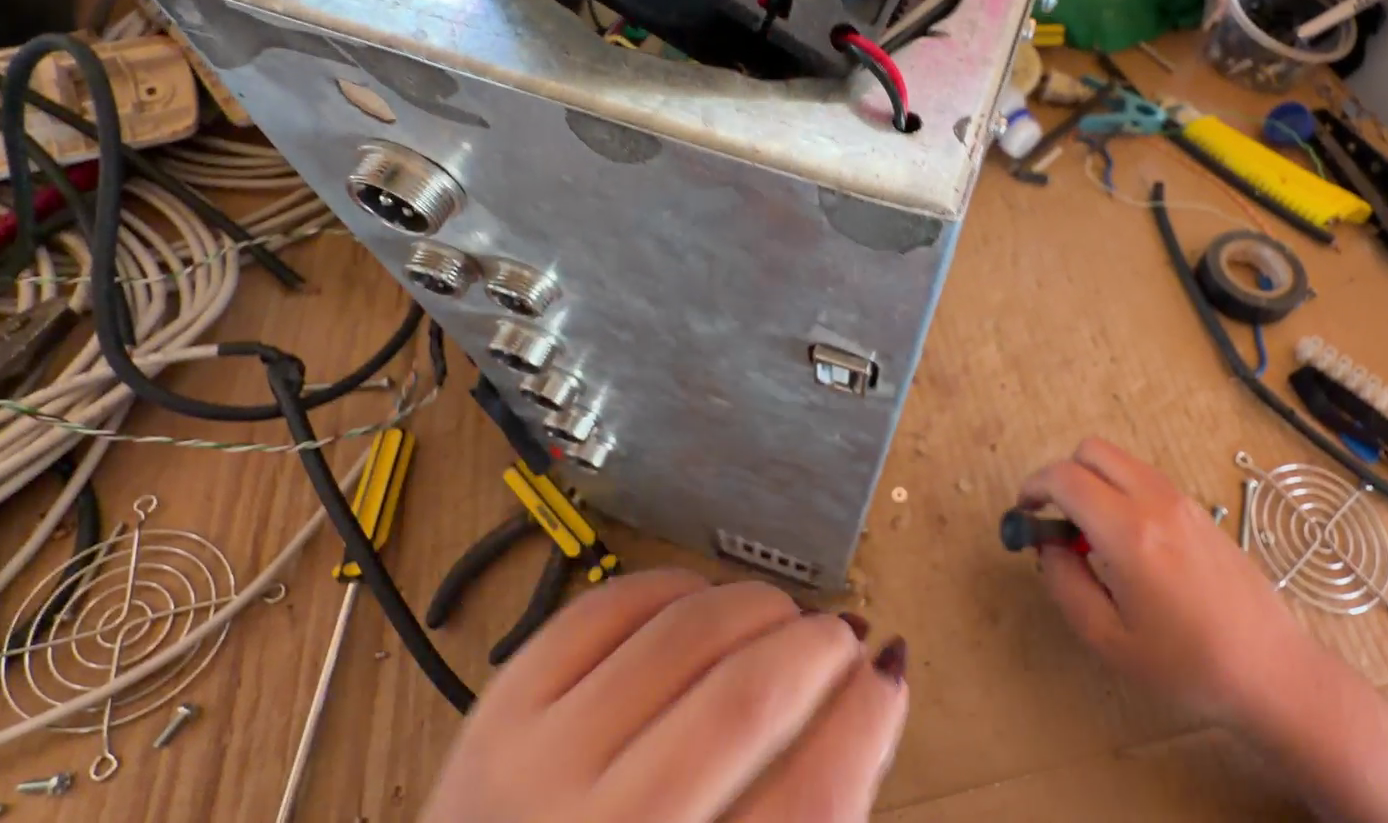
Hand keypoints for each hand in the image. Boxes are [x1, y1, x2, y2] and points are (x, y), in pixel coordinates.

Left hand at [419, 570, 908, 822]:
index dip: (869, 717)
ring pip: (684, 635)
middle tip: (837, 636)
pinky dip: (671, 586)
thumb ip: (811, 807)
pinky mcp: (500, 710)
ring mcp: (538, 767)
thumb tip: (874, 682)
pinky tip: (697, 601)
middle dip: (817, 646)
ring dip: (752, 604)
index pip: (814, 799)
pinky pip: (607, 607)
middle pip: (747, 700)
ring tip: (774, 615)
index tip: (887, 669)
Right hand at [1019, 438, 1307, 725]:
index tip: (1025, 513)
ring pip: (1121, 460)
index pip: (1065, 478)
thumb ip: (1066, 584)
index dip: (1034, 487)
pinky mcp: (1202, 511)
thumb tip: (1049, 546)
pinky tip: (1131, 543)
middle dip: (1062, 474)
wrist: (1272, 671)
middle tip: (1057, 520)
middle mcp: (1156, 502)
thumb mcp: (1108, 639)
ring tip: (1093, 535)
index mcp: (1129, 533)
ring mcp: (1184, 501)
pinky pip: (1147, 479)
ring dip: (1094, 481)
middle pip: (1092, 450)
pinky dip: (1122, 491)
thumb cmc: (1186, 665)